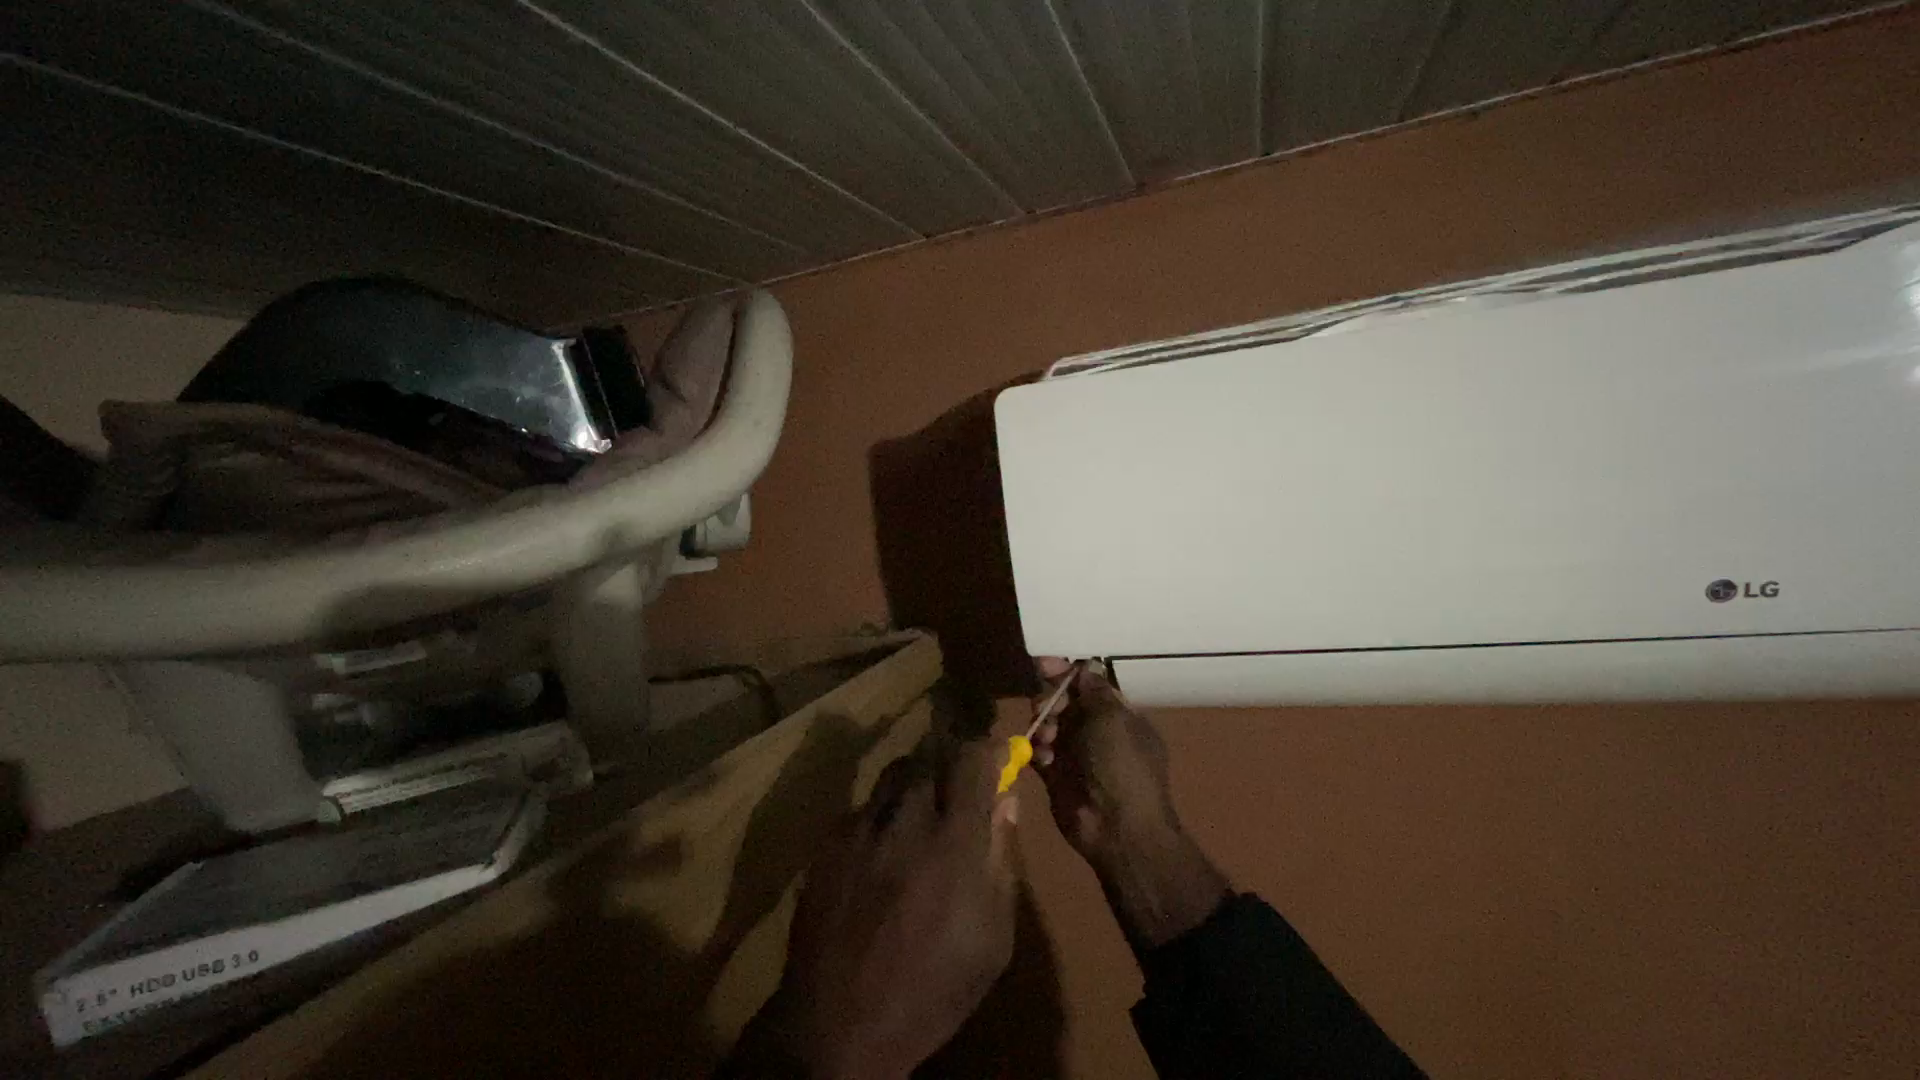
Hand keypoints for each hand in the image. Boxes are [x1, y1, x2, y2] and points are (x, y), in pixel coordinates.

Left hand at [734, 739, 1019, 1079]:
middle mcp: (906, 818)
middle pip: (931, 755)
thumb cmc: (933, 989)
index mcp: (954, 840)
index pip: (974, 758)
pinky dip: (882, 815)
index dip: (991, 748)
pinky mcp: (828, 843)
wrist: (838, 1025)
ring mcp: (861, 827)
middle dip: (952, 762)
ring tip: (921, 814)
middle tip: (960, 788)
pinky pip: (864, 808)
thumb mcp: (993, 937)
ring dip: (915, 781)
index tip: (1000, 755)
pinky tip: (882, 851)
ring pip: (894, 774)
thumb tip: (1004, 802)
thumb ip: (1002, 860)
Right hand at [1029, 658, 1179, 867]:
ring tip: (1046, 738)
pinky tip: (1043, 759)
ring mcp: (1075, 754)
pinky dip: (1036, 751)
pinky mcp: (1055, 775)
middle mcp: (1096, 731)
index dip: (1066, 672)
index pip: (1088, 684)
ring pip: (1048, 725)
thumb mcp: (1113, 718)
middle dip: (1050, 700)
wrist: (1118, 827)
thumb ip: (1094, 690)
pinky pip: (1037, 752)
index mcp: (1119, 715)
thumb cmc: (1121, 765)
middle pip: (1064, 702)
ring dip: (1043, 726)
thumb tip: (1085, 667)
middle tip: (1047, 708)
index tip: (1043, 663)